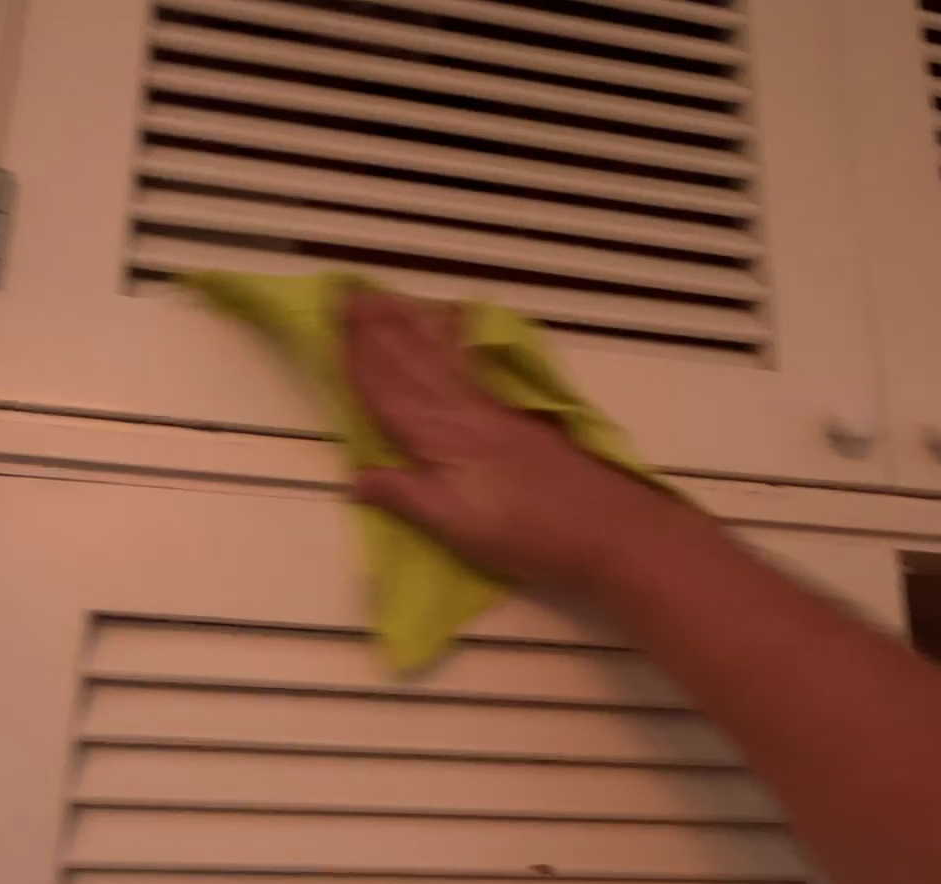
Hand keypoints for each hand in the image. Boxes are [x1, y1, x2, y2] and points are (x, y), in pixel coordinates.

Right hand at [344, 288, 646, 593]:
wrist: (606, 528)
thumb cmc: (525, 535)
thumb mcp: (454, 526)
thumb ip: (405, 496)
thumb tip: (355, 478)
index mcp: (440, 440)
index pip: (387, 394)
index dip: (358, 360)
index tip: (333, 322)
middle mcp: (461, 413)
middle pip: (411, 364)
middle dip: (377, 328)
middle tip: (351, 290)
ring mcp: (491, 409)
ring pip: (440, 357)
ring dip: (410, 324)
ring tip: (388, 296)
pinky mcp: (515, 414)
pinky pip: (474, 363)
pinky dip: (458, 338)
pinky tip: (457, 318)